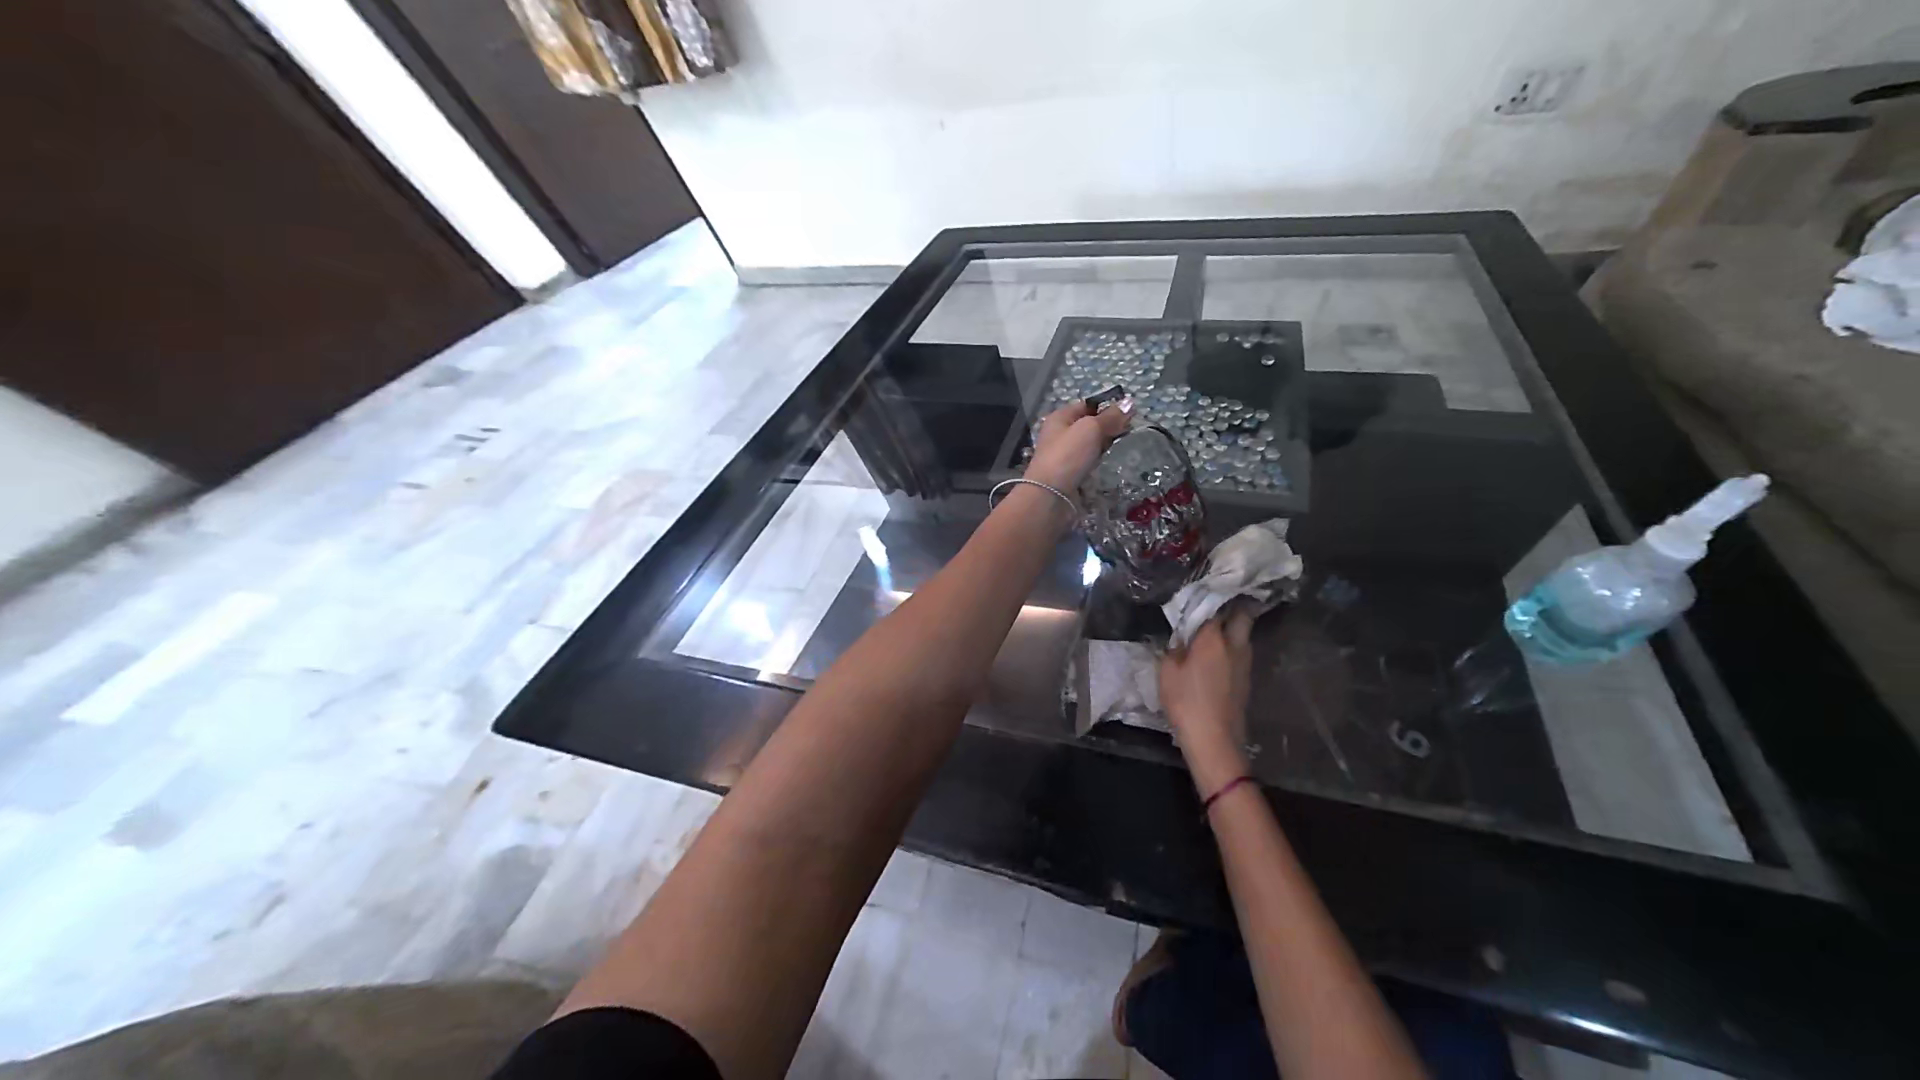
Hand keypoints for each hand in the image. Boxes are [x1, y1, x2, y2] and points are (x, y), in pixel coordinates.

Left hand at [1024, 397, 1132, 491]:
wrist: (1051, 495)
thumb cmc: (1068, 455)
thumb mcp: (1091, 429)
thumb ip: (1110, 417)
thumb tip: (1129, 403)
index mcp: (1060, 417)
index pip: (1087, 405)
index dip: (1107, 407)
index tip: (1128, 414)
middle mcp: (1059, 434)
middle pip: (1088, 425)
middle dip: (1108, 427)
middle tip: (1128, 431)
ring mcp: (1063, 455)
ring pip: (1089, 445)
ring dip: (1104, 446)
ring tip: (1122, 446)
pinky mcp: (1069, 473)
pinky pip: (1087, 462)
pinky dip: (1097, 461)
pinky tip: (1108, 463)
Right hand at [1158, 608, 1254, 793]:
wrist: (1214, 739)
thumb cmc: (1186, 702)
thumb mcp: (1167, 672)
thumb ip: (1173, 649)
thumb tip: (1178, 638)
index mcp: (1212, 638)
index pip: (1214, 606)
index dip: (1205, 599)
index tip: (1196, 595)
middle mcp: (1234, 645)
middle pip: (1242, 616)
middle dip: (1231, 608)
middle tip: (1213, 608)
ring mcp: (1245, 663)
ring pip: (1244, 635)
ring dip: (1232, 629)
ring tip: (1213, 631)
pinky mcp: (1247, 679)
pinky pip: (1241, 652)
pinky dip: (1232, 648)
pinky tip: (1216, 655)